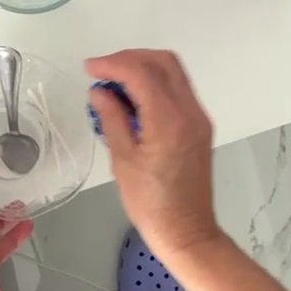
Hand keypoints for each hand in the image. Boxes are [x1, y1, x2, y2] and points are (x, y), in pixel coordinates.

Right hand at [86, 50, 224, 259]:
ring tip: (115, 86)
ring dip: (144, 70)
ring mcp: (199, 120)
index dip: (113, 64)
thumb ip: (112, 120)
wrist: (187, 232)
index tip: (90, 69)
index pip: (142, 73)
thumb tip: (100, 93)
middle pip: (164, 63)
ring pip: (174, 74)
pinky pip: (179, 93)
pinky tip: (134, 102)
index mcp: (169, 121)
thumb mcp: (123, 161)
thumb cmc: (152, 205)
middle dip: (131, 59)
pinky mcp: (200, 129)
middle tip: (103, 71)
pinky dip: (156, 87)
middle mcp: (190, 113)